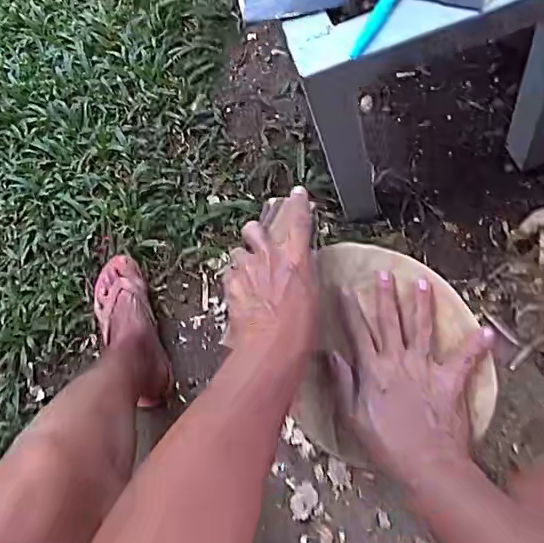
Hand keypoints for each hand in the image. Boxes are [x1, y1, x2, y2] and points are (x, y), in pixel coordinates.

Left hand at [223, 187, 318, 359]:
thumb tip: (304, 264)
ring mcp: (247, 268)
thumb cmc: (300, 331)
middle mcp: (270, 256)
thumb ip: (305, 273)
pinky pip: (229, 275)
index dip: (299, 204)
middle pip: (255, 228)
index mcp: (297, 258)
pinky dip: (234, 281)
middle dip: (254, 232)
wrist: (271, 348)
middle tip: (258, 242)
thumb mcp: (314, 296)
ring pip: (238, 252)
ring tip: (249, 277)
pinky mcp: (231, 283)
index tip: (297, 194)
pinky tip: (241, 295)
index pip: (300, 221)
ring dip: (242, 261)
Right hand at [329, 271, 493, 475]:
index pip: (358, 332)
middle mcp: (398, 361)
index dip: (351, 310)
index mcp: (373, 370)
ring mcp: (425, 368)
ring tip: (422, 283)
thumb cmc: (388, 447)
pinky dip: (476, 345)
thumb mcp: (354, 418)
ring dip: (422, 304)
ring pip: (421, 327)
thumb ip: (344, 384)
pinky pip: (465, 358)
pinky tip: (487, 331)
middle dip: (385, 295)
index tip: (345, 290)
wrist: (426, 465)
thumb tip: (333, 356)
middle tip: (383, 273)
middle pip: (389, 321)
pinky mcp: (449, 380)